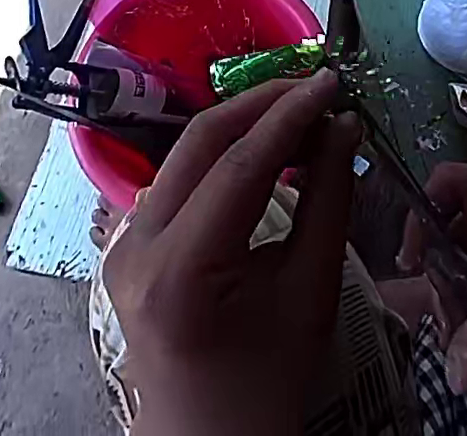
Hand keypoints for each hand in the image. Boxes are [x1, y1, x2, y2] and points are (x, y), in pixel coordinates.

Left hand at [103, 72, 362, 435]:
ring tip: (300, 120)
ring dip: (245, 125)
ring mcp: (123, 241)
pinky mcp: (128, 241)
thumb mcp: (310, 291)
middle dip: (263, 105)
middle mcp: (136, 244)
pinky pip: (181, 176)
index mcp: (179, 269)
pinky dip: (225, 154)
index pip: (238, 164)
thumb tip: (343, 126)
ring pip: (188, 152)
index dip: (290, 114)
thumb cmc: (267, 384)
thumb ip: (329, 198)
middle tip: (315, 92)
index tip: (330, 82)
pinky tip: (264, 150)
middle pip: (202, 141)